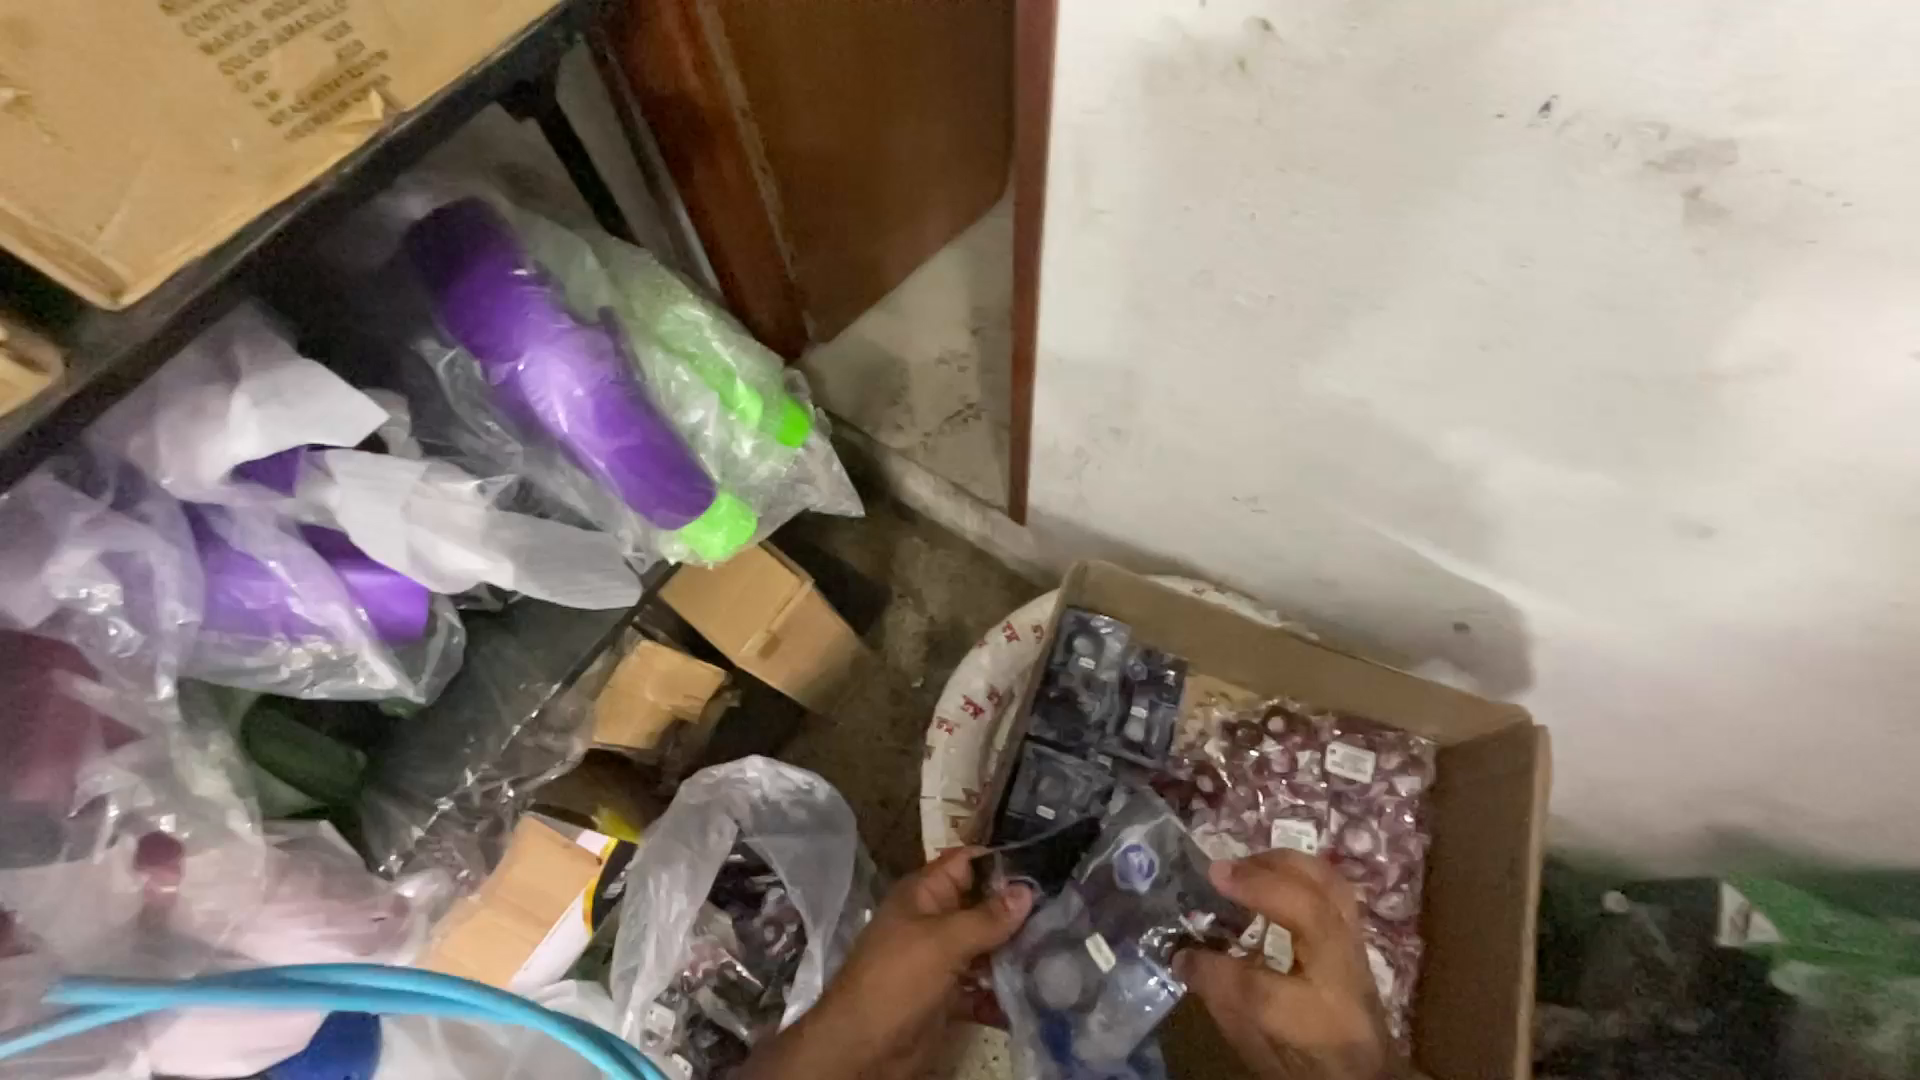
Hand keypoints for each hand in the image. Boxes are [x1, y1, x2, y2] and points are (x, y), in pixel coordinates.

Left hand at [741, 847, 1033, 1079]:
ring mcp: (940, 960)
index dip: (1001, 861)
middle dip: (1017, 911)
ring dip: (1015, 953)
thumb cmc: (897, 980)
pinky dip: (1002, 994)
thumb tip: (1026, 890)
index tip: (1044, 867)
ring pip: (985, 947)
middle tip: (1063, 915)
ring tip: (1060, 954)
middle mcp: (934, 920)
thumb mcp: (943, 941)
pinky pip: (981, 988)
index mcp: (925, 894)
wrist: (861, 1050)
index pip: (967, 862)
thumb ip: (986, 917)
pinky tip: (1035, 997)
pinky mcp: (946, 997)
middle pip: (981, 905)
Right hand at [1175, 851, 1396, 1079]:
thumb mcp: (1260, 1055)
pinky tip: (1266, 870)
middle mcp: (1344, 979)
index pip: (1260, 990)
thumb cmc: (1310, 1069)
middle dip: (1259, 885)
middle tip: (1216, 872)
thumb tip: (1185, 955)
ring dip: (1280, 863)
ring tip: (1241, 864)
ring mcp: (1356, 950)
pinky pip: (1333, 885)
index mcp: (1319, 1024)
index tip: (1181, 955)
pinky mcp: (1356, 933)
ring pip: (1329, 885)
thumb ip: (1224, 1002)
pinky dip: (1297, 867)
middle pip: (1311, 914)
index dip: (1212, 968)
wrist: (1374, 1077)